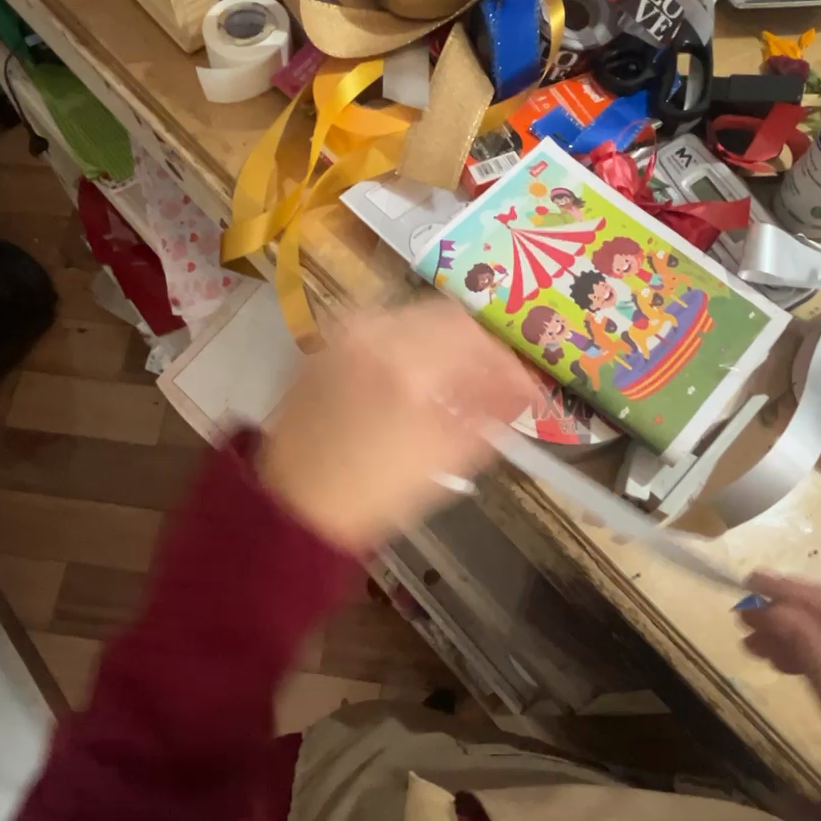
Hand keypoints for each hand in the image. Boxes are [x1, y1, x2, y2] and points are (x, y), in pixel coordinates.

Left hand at [258, 299, 529, 553]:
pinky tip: (420, 378)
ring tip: (460, 382)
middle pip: (448, 318)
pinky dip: (411, 347)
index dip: (509, 364)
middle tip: (497, 382)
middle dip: (479, 349)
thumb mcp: (440, 462)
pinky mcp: (327, 346)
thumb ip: (488, 420)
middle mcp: (374, 336)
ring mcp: (345, 336)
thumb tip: (520, 395)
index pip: (476, 339)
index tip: (526, 387)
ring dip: (446, 344)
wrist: (293, 503)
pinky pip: (382, 330)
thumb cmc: (368, 494)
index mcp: (407, 365)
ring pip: (414, 319)